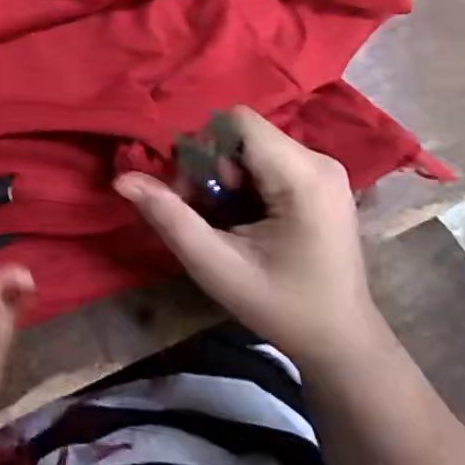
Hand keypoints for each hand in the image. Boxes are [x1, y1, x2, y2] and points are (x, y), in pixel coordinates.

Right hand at [114, 107, 385, 366]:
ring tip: (226, 218)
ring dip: (226, 174)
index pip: (237, 121)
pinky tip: (246, 217)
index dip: (205, 148)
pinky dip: (245, 179)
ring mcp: (323, 168)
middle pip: (242, 132)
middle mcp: (319, 159)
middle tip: (206, 211)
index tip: (198, 192)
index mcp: (303, 175)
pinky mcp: (320, 179)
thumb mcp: (217, 267)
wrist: (342, 343)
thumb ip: (170, 217)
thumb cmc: (282, 307)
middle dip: (212, 165)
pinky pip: (267, 156)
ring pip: (251, 144)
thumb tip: (122, 179)